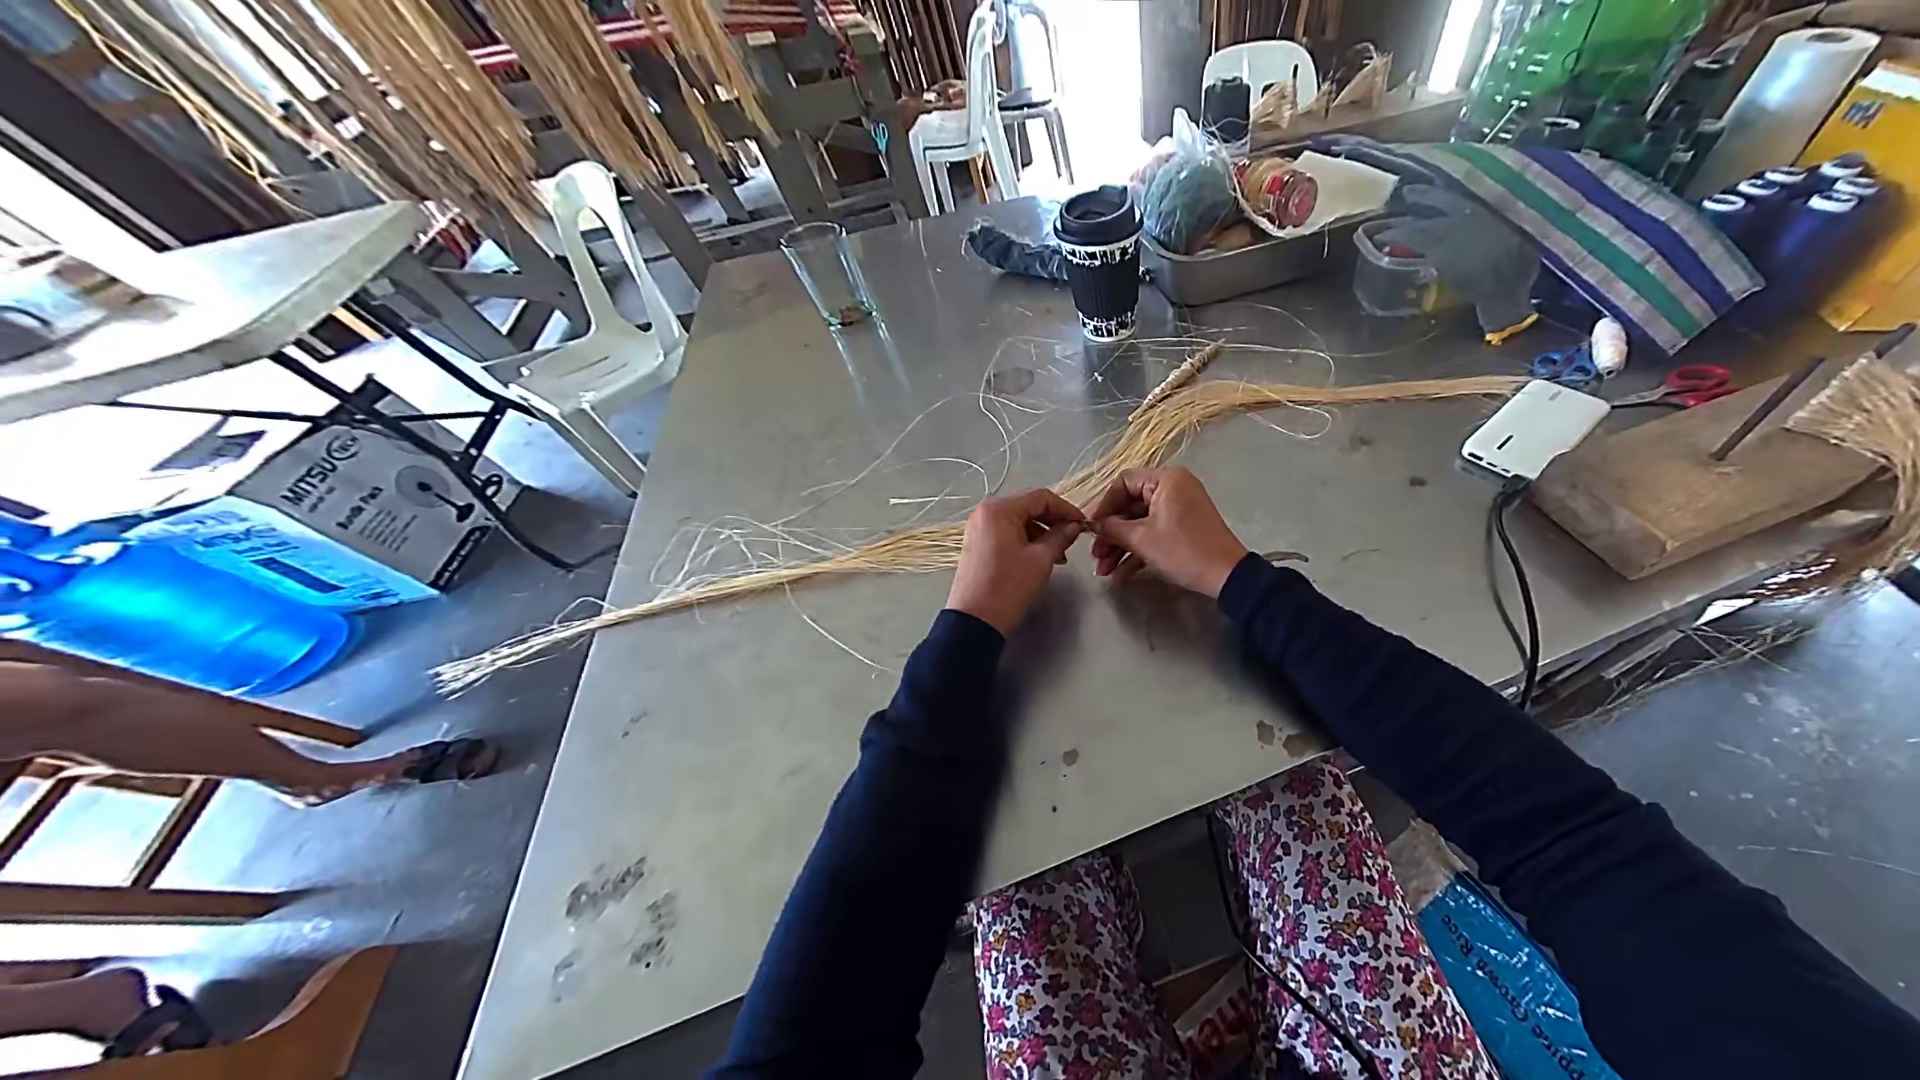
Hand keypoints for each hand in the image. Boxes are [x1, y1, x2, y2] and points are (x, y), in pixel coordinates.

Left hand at [946, 489, 1087, 634]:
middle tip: (1072, 537)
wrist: (975, 619)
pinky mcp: (976, 542)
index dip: (1066, 509)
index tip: (1082, 524)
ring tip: (1058, 554)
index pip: (1040, 497)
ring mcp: (978, 527)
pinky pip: (1006, 531)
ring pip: (1018, 519)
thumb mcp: (1041, 560)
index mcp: (999, 510)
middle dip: (1052, 520)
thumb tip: (1074, 526)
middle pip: (1027, 506)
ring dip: (1040, 532)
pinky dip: (1025, 539)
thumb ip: (1060, 536)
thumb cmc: (1009, 587)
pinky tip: (1038, 556)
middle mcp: (985, 512)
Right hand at [1088, 467, 1248, 597]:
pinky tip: (1120, 575)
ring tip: (1104, 571)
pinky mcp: (1182, 527)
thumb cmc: (1182, 550)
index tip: (1091, 528)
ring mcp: (1178, 508)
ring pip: (1139, 523)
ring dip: (1120, 547)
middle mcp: (1173, 488)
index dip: (1103, 506)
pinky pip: (1153, 533)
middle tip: (1095, 556)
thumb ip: (1112, 528)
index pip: (1123, 483)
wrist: (1226, 576)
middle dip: (1110, 534)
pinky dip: (1137, 551)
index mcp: (1166, 480)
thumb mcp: (1141, 539)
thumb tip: (1095, 526)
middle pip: (1129, 506)